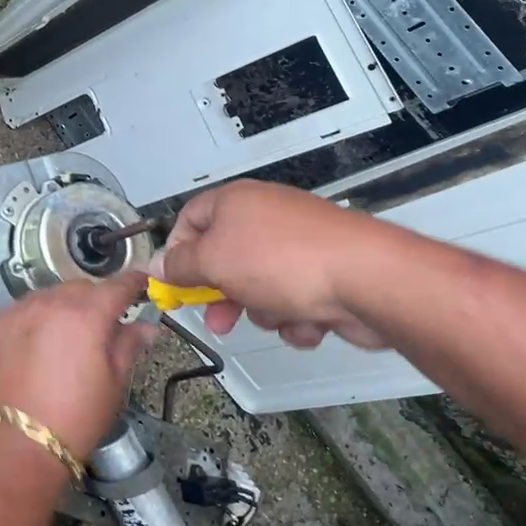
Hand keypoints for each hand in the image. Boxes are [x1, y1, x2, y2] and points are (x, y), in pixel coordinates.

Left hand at [0, 275, 158, 458]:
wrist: (16, 441)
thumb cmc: (75, 417)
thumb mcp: (112, 383)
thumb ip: (128, 345)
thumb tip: (145, 326)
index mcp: (84, 315)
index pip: (115, 287)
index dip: (132, 283)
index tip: (142, 283)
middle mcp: (49, 302)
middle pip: (80, 289)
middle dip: (96, 300)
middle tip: (105, 325)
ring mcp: (17, 310)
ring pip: (49, 296)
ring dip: (64, 307)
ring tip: (69, 337)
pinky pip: (23, 309)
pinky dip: (37, 317)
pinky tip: (39, 343)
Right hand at [156, 180, 397, 349]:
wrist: (369, 279)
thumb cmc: (279, 261)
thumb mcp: (212, 262)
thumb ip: (178, 265)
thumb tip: (156, 264)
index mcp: (234, 201)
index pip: (189, 220)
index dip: (177, 253)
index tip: (174, 284)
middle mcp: (266, 216)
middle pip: (225, 258)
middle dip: (222, 295)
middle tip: (218, 322)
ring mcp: (300, 244)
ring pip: (260, 284)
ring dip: (263, 310)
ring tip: (279, 317)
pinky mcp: (329, 271)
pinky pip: (296, 297)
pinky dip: (297, 316)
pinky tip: (309, 323)